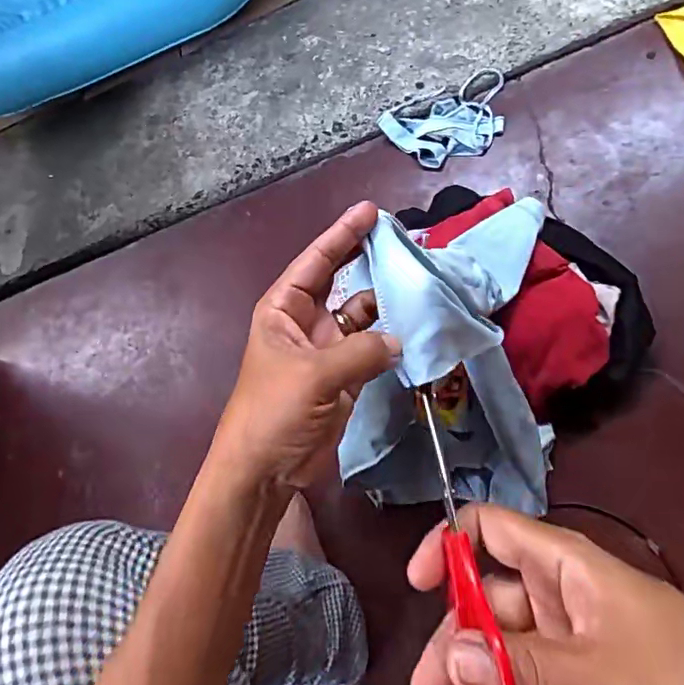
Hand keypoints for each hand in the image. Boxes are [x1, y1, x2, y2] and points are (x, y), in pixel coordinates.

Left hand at [209, 201, 398, 488]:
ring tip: (419, 283)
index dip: (342, 234)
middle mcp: (307, 321)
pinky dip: (392, 338)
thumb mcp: (314, 375)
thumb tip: (399, 340)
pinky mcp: (346, 375)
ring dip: (386, 302)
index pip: (316, 261)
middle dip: (368, 259)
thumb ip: (361, 352)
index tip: (371, 211)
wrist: (264, 473)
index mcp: (284, 308)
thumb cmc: (273, 412)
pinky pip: (373, 346)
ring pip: (363, 314)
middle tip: (403, 240)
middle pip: (342, 280)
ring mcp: (328, 348)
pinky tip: (415, 325)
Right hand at [408, 505, 683, 684]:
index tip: (416, 583)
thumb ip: (523, 666)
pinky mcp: (586, 675)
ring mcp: (571, 633)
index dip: (449, 543)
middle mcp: (558, 589)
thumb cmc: (679, 670)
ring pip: (507, 648)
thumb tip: (451, 654)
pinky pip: (534, 683)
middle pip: (488, 599)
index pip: (490, 528)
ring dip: (485, 683)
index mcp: (560, 561)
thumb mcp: (599, 672)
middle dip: (457, 640)